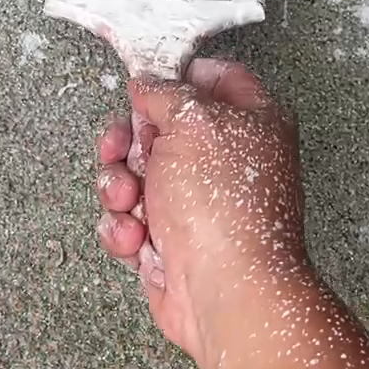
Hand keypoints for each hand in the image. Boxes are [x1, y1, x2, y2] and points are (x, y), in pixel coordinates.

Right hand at [93, 59, 307, 364]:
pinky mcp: (168, 239)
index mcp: (249, 122)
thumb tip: (148, 82)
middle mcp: (224, 160)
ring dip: (119, 188)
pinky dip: (125, 229)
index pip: (215, 78)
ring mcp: (195, 202)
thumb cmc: (222, 207)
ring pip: (133, 176)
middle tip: (121, 150)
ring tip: (129, 202)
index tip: (145, 85)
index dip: (176, 77)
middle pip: (159, 129)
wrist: (222, 290)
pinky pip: (127, 219)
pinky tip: (138, 239)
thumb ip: (164, 93)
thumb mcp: (190, 122)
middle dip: (128, 142)